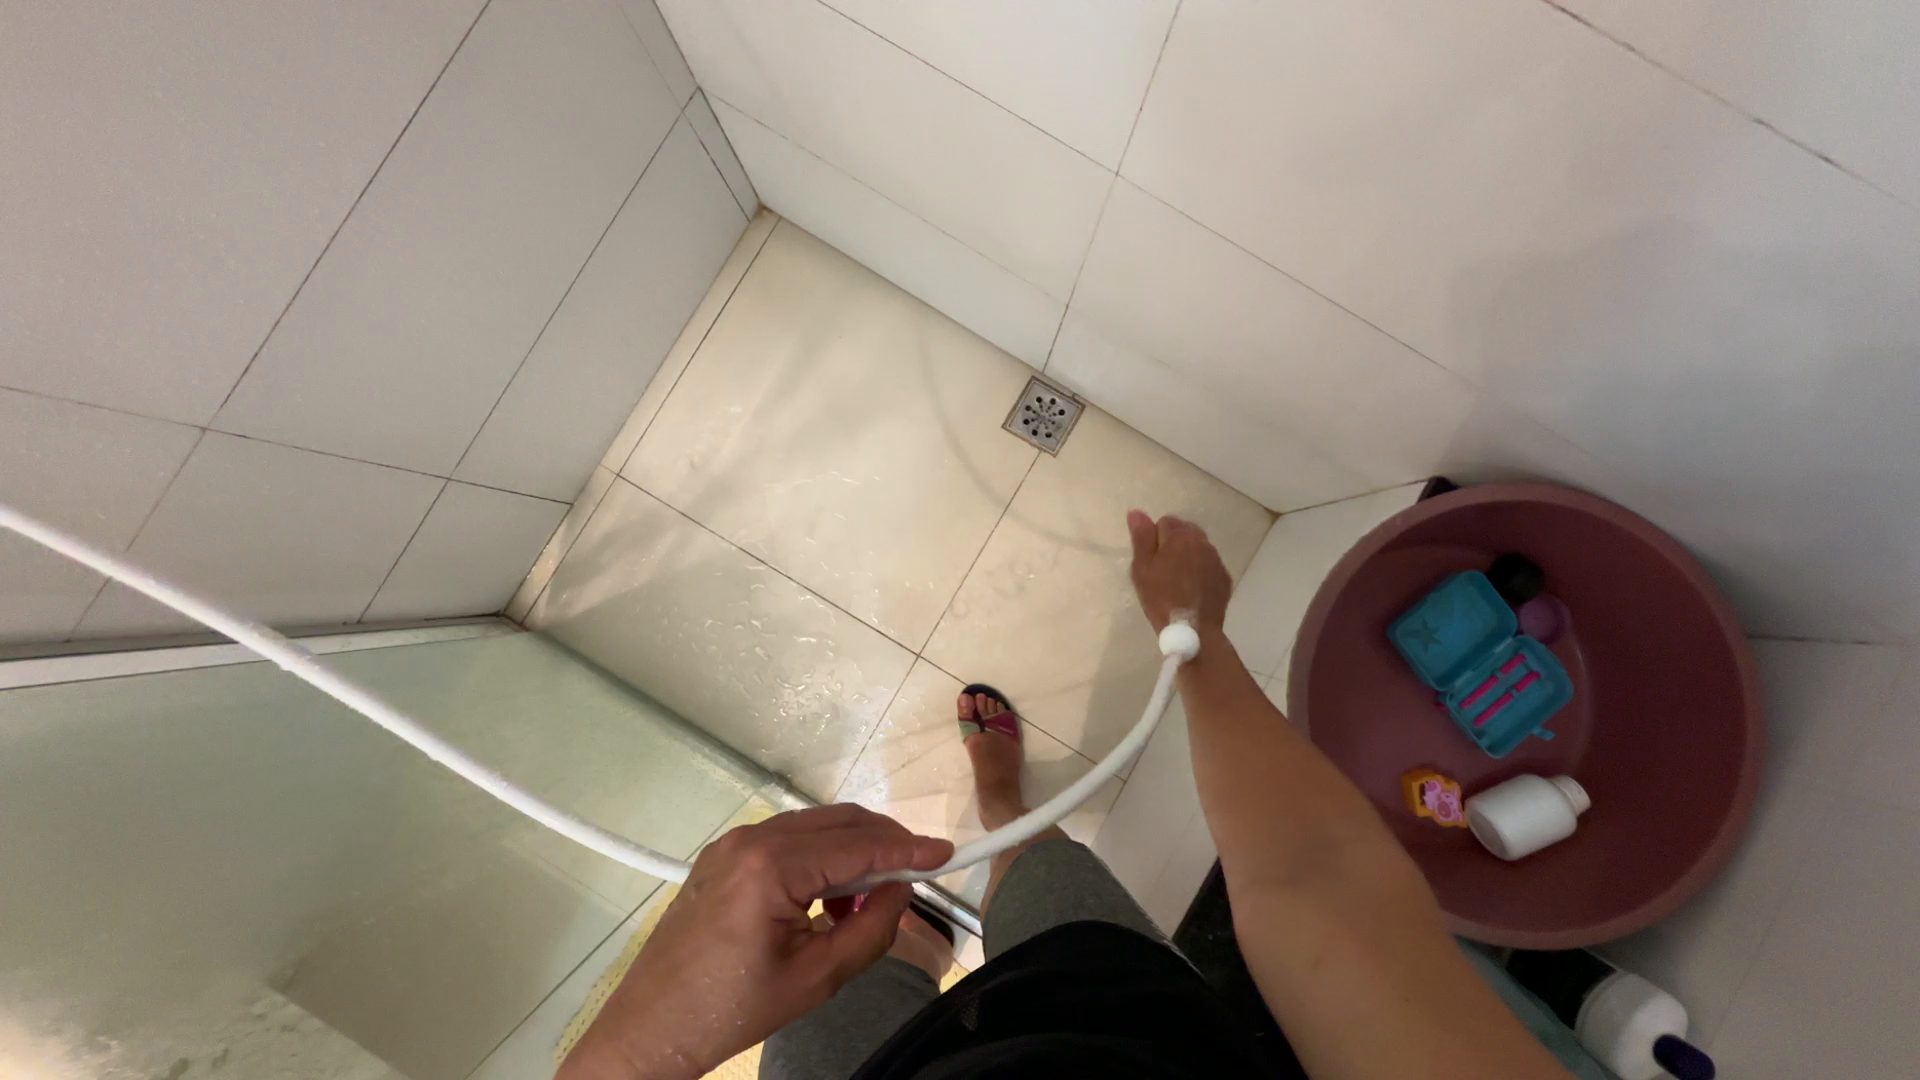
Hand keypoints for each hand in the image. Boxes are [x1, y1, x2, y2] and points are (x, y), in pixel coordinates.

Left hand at [559, 805, 953, 1079]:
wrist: (650, 1028)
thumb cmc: (733, 1010)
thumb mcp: (816, 979)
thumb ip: (871, 929)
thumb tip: (901, 888)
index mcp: (771, 867)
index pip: (857, 845)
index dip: (907, 848)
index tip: (946, 852)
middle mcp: (752, 837)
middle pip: (839, 821)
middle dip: (883, 841)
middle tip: (915, 872)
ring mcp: (734, 840)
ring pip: (816, 824)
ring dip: (852, 849)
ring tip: (866, 898)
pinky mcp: (724, 852)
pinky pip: (789, 836)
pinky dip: (819, 855)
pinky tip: (826, 898)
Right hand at [1126, 510, 1231, 634]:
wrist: (1193, 631)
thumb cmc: (1161, 598)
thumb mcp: (1142, 568)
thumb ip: (1141, 538)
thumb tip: (1137, 512)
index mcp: (1181, 536)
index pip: (1165, 522)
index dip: (1154, 539)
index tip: (1150, 561)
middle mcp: (1203, 542)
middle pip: (1184, 532)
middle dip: (1172, 544)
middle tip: (1160, 570)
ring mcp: (1216, 561)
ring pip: (1198, 549)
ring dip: (1187, 557)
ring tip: (1175, 582)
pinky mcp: (1224, 578)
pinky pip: (1208, 566)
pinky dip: (1199, 572)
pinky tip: (1190, 591)